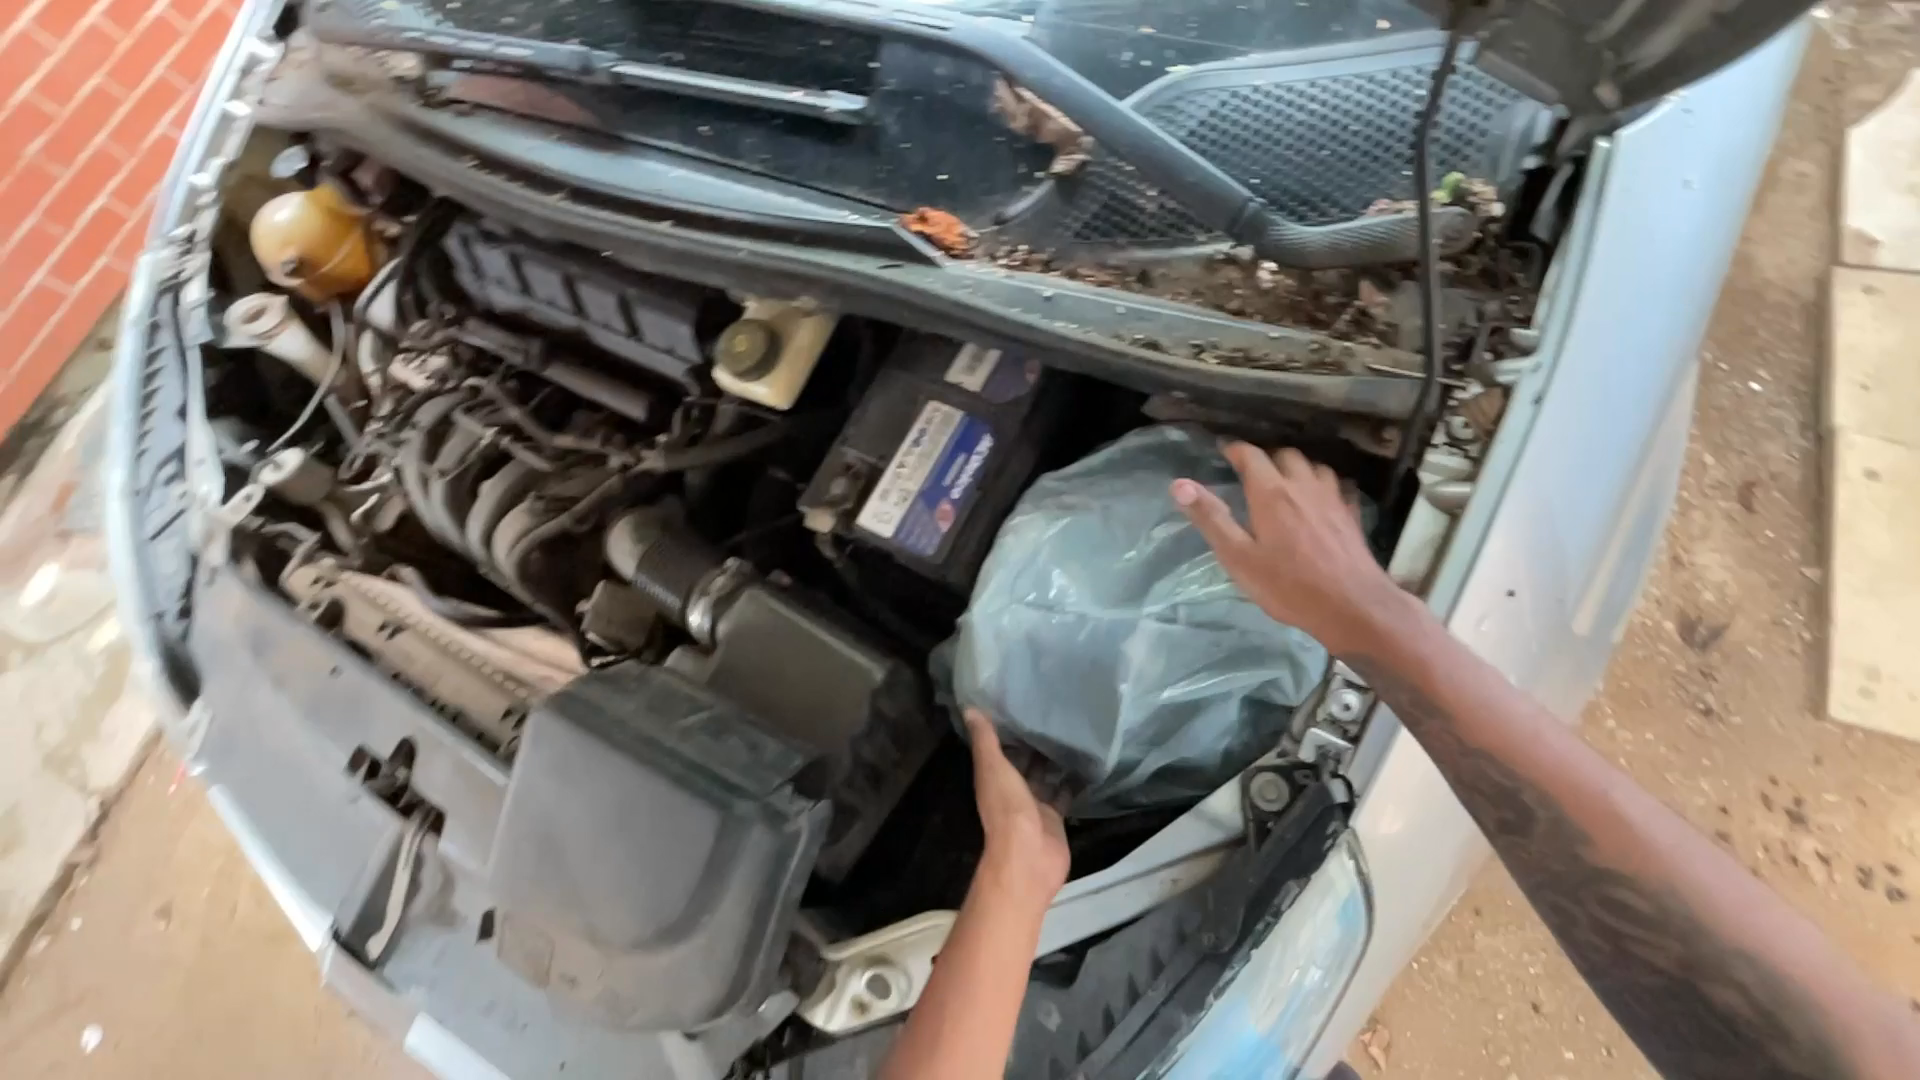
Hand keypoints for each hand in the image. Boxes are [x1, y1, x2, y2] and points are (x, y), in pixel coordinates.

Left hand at [963, 709, 1069, 902]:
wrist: (1029, 855)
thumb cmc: (1007, 807)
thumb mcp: (993, 767)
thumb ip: (984, 739)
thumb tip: (969, 707)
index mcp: (993, 776)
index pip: (999, 748)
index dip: (1007, 729)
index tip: (1021, 703)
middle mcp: (1012, 788)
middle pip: (1023, 761)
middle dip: (1034, 742)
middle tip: (1053, 712)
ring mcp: (1035, 803)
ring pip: (1045, 776)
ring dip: (1055, 759)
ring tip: (1072, 730)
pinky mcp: (1055, 816)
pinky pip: (1065, 793)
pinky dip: (1074, 780)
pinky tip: (1087, 760)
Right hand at [1171, 442, 1411, 654]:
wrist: (1351, 606)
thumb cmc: (1287, 585)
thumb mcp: (1238, 557)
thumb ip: (1211, 518)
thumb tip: (1179, 484)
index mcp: (1271, 493)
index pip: (1251, 455)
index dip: (1234, 449)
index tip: (1223, 452)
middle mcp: (1303, 486)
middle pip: (1285, 454)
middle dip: (1266, 456)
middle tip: (1250, 471)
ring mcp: (1332, 498)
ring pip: (1313, 465)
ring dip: (1296, 467)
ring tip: (1284, 480)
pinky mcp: (1351, 514)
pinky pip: (1337, 485)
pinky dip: (1322, 483)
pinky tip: (1319, 498)